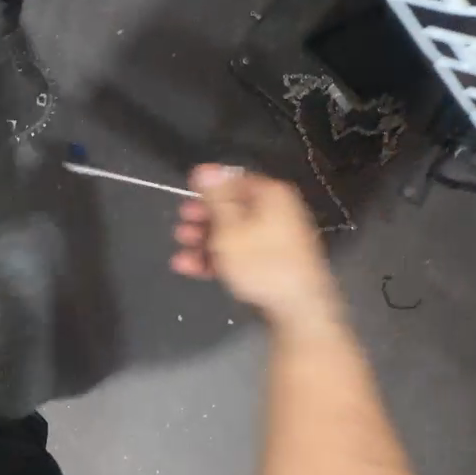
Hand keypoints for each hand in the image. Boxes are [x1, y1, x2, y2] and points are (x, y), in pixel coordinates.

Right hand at [171, 165, 340, 326]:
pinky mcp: (268, 262)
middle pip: (231, 209)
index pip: (234, 180)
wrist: (296, 306)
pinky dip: (215, 258)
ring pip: (231, 233)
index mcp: (269, 195)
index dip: (208, 188)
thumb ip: (215, 198)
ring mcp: (272, 238)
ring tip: (179, 251)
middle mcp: (274, 212)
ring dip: (203, 242)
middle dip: (202, 219)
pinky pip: (237, 253)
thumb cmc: (260, 262)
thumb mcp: (230, 228)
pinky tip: (189, 267)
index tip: (184, 197)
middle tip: (179, 227)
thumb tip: (204, 168)